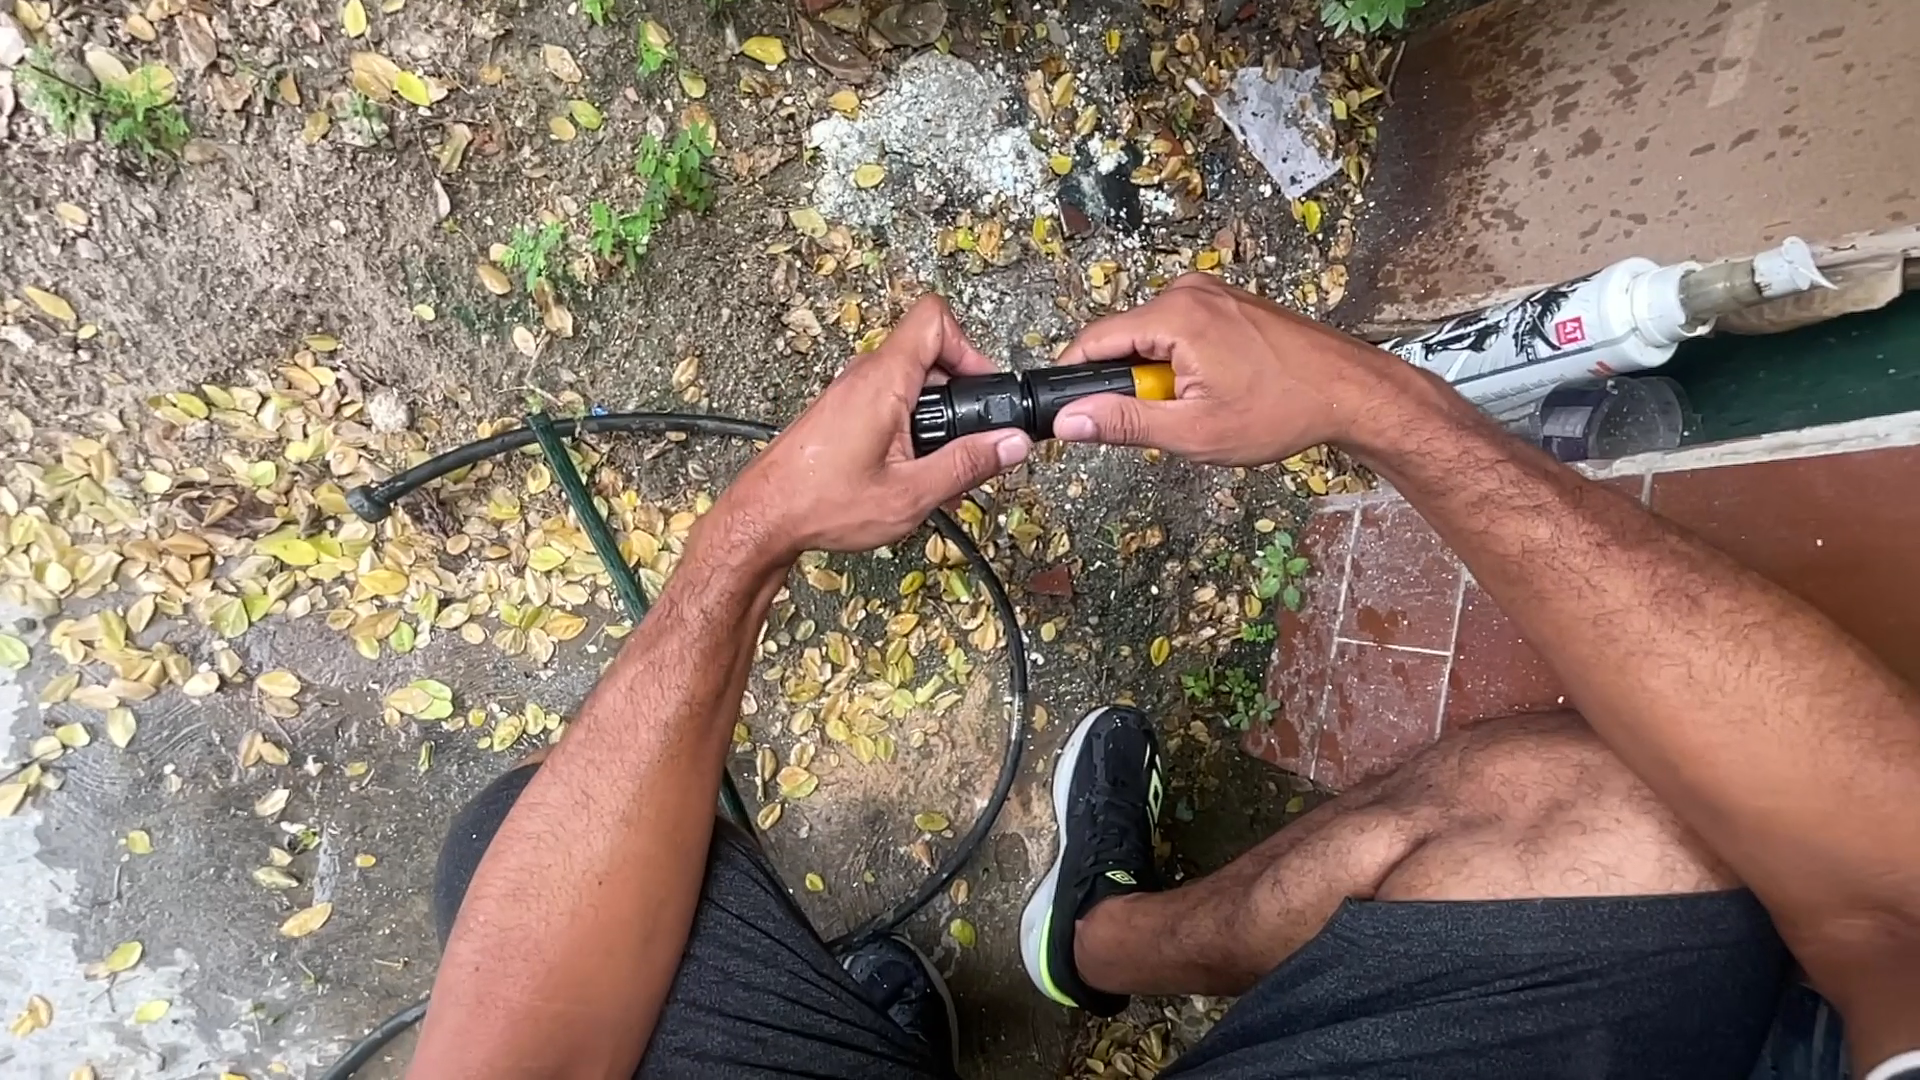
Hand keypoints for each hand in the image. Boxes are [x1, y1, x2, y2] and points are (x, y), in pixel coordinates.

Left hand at [718, 294, 1031, 557]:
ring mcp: (850, 392)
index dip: (969, 346)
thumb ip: (966, 465)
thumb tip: (1009, 444)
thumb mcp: (910, 494)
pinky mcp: (843, 411)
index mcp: (884, 382)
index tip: (981, 389)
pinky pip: (888, 400)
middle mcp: (864, 376)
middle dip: (959, 393)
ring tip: (939, 460)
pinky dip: (910, 424)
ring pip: (909, 379)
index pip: (934, 318)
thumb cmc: (821, 503)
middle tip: (969, 436)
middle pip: (928, 352)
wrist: (766, 516)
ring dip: (935, 414)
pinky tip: (910, 467)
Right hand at [1052, 274, 1409, 466]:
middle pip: (1122, 340)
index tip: (1067, 410)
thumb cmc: (1283, 410)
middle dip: (1126, 383)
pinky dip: (1178, 365)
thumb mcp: (1193, 431)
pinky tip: (1211, 388)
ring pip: (1149, 340)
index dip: (1073, 378)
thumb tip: (1069, 420)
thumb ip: (1123, 423)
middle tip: (1163, 417)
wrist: (1351, 392)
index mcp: (1176, 315)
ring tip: (1195, 404)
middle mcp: (1189, 292)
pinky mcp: (1224, 304)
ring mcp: (1210, 294)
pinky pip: (1176, 333)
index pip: (1094, 341)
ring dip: (1155, 377)